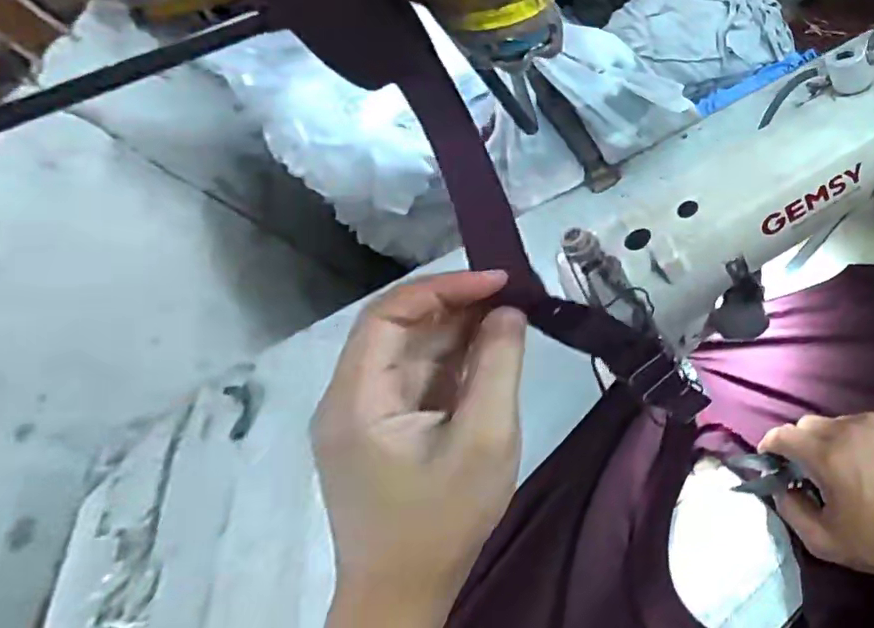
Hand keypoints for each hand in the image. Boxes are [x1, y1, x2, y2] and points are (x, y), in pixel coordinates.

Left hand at [313, 270, 526, 621]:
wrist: (407, 591)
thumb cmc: (442, 515)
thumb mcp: (484, 435)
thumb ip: (498, 364)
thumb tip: (509, 310)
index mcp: (358, 401)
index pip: (387, 316)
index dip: (444, 287)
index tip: (501, 281)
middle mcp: (354, 399)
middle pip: (400, 326)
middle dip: (459, 300)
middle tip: (519, 291)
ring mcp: (372, 413)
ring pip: (416, 346)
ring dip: (465, 323)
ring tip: (519, 310)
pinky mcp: (394, 425)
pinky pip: (427, 371)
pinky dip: (464, 350)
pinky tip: (501, 342)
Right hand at [757, 411, 873, 580]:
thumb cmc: (873, 537)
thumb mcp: (822, 539)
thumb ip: (791, 509)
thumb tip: (780, 486)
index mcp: (828, 454)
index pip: (785, 434)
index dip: (771, 445)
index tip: (769, 460)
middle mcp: (848, 427)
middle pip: (808, 424)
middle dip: (799, 444)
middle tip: (805, 473)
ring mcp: (872, 419)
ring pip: (834, 422)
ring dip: (827, 440)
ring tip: (840, 469)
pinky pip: (859, 421)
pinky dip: (852, 436)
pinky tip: (865, 460)